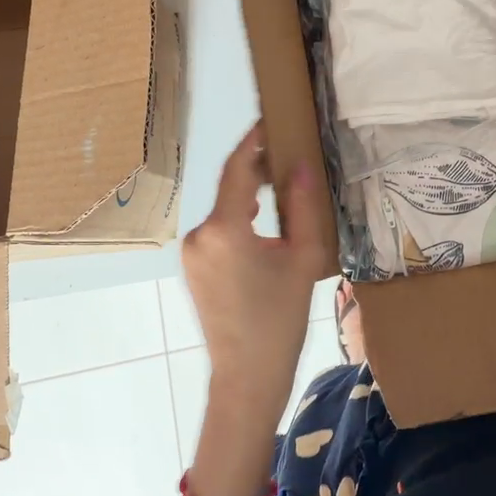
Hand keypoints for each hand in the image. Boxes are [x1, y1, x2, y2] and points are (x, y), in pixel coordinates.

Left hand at [181, 123, 326, 422]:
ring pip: (225, 209)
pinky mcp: (192, 266)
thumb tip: (300, 165)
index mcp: (225, 228)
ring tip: (284, 190)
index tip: (272, 120)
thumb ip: (303, 206)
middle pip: (230, 187)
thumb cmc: (281, 320)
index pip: (237, 167)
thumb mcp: (303, 259)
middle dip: (258, 168)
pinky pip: (219, 229)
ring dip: (250, 195)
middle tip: (291, 156)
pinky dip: (240, 218)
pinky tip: (265, 226)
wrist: (247, 376)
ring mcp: (191, 251)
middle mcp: (200, 234)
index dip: (254, 140)